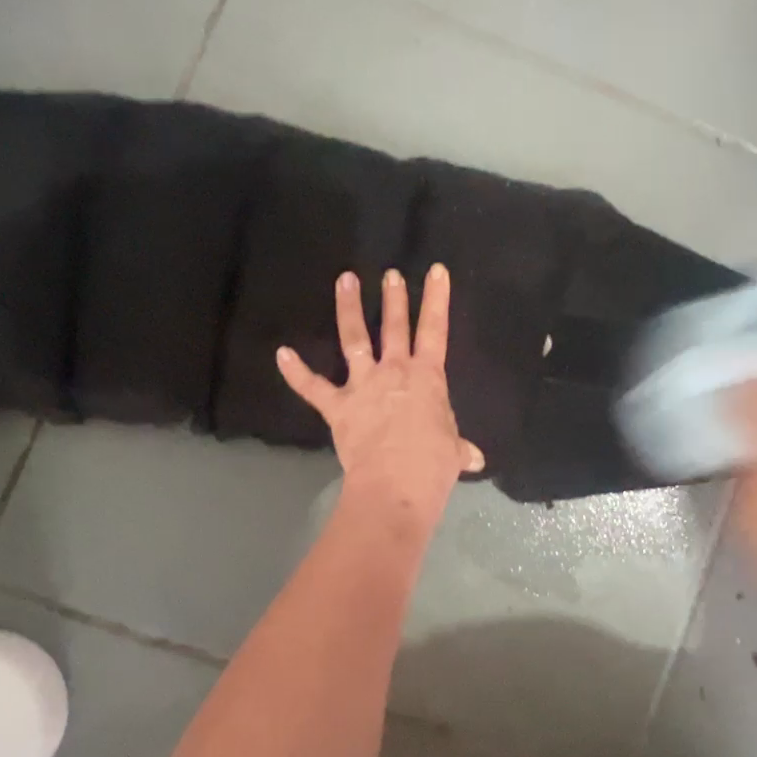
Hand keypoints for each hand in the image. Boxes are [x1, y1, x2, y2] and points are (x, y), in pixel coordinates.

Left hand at [276, 265, 483, 519]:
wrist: (395, 485)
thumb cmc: (432, 465)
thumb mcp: (453, 453)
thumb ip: (460, 449)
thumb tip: (474, 458)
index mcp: (428, 378)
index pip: (435, 330)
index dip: (436, 299)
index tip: (436, 271)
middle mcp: (395, 372)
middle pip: (394, 327)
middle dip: (393, 299)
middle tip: (390, 275)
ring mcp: (363, 386)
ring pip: (354, 339)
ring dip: (348, 309)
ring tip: (345, 280)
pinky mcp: (338, 407)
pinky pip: (313, 387)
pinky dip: (296, 372)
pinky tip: (281, 354)